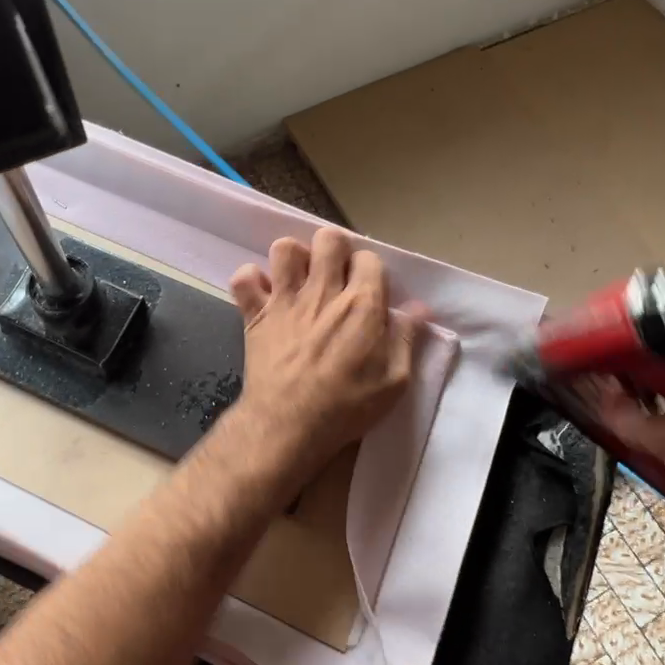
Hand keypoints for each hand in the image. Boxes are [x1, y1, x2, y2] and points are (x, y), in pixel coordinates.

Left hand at [224, 227, 422, 488]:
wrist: (289, 425)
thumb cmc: (347, 406)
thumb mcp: (394, 381)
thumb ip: (406, 338)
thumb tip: (420, 308)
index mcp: (361, 304)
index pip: (369, 258)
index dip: (370, 270)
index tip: (369, 290)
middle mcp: (323, 291)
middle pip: (328, 239)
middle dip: (334, 249)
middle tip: (335, 275)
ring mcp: (285, 300)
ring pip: (284, 248)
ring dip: (293, 258)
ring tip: (299, 279)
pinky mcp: (255, 314)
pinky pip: (244, 279)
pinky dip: (250, 281)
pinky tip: (263, 295)